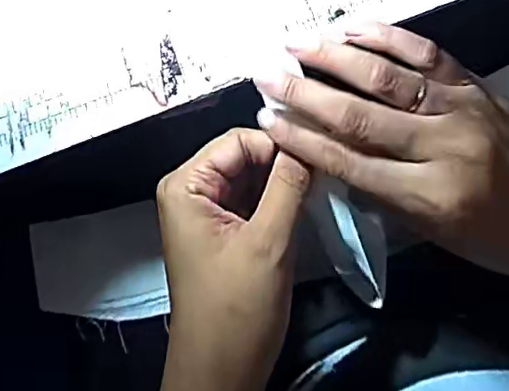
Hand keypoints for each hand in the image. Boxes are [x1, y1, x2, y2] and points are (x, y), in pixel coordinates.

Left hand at [157, 128, 312, 390]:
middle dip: (280, 162)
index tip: (317, 150)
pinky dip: (274, 200)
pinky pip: (249, 199)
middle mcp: (188, 189)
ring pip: (248, 177)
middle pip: (241, 156)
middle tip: (323, 165)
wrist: (220, 374)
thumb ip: (286, 188)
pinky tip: (302, 201)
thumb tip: (304, 143)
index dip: (276, 143)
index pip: (235, 141)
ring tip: (319, 180)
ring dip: (280, 181)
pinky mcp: (220, 230)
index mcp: (185, 184)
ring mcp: (203, 210)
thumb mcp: (267, 245)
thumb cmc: (236, 311)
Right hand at [253, 21, 508, 291]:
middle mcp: (445, 148)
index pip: (351, 164)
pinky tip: (350, 26)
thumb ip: (381, 193)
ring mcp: (461, 108)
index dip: (302, 140)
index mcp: (434, 197)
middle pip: (359, 115)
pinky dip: (383, 35)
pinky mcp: (474, 83)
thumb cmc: (504, 239)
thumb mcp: (439, 235)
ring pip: (386, 76)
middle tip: (265, 75)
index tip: (267, 119)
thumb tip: (325, 152)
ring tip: (295, 42)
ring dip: (333, 56)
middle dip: (304, 93)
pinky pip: (423, 51)